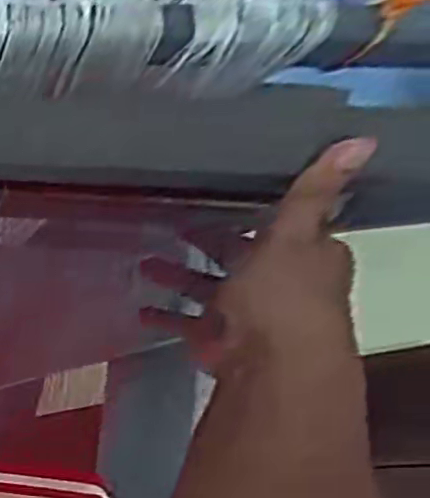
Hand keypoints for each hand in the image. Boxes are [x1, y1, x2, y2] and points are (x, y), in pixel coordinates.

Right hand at [141, 137, 372, 376]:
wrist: (266, 355)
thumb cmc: (282, 294)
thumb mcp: (291, 238)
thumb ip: (310, 196)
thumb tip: (356, 142)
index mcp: (304, 254)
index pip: (282, 228)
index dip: (256, 216)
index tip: (223, 204)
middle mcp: (276, 281)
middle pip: (238, 257)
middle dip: (208, 244)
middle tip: (174, 229)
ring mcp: (242, 310)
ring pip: (206, 287)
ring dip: (177, 277)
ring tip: (143, 265)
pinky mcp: (212, 334)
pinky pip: (183, 321)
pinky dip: (164, 315)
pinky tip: (140, 310)